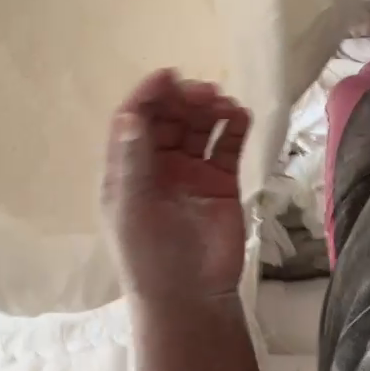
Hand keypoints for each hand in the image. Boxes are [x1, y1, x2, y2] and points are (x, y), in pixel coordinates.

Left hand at [102, 69, 251, 304]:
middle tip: (205, 92)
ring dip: (212, 110)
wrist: (192, 294)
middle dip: (185, 100)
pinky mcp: (222, 181)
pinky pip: (229, 146)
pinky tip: (242, 117)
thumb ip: (135, 159)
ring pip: (201, 128)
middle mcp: (158, 166)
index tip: (169, 76)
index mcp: (127, 170)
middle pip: (170, 119)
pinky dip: (235, 128)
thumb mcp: (133, 206)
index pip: (134, 122)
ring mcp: (192, 173)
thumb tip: (131, 113)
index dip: (148, 96)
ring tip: (226, 105)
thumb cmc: (151, 254)